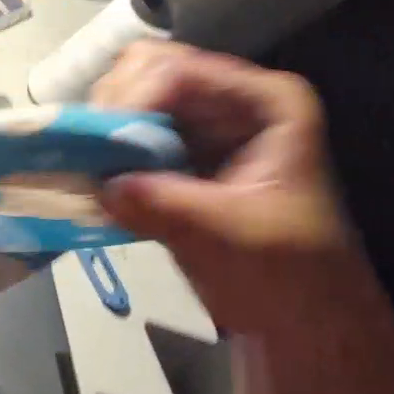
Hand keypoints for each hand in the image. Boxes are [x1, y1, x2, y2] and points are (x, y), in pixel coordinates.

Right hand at [90, 41, 381, 335]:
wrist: (303, 323)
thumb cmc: (291, 278)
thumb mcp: (232, 238)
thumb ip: (168, 206)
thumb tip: (100, 185)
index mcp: (264, 102)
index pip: (179, 71)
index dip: (132, 99)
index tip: (100, 146)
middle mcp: (229, 98)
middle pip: (145, 69)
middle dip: (111, 108)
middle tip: (89, 154)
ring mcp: (199, 123)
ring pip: (126, 96)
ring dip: (100, 129)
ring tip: (90, 169)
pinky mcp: (173, 152)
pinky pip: (122, 131)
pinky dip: (101, 150)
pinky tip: (92, 178)